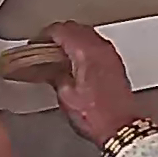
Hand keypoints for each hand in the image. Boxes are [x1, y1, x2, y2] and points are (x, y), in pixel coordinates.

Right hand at [43, 21, 143, 147]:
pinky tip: (75, 59)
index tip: (36, 42)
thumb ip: (55, 75)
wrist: (121, 128)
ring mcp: (111, 54)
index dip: (45, 34)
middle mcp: (101, 48)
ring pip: (87, 33)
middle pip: (76, 28)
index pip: (62, 30)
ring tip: (57, 52)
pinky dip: (84, 45)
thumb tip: (50, 68)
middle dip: (58, 33)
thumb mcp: (66, 96)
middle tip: (43, 45)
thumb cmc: (97, 116)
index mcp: (86, 52)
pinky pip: (97, 44)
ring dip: (72, 38)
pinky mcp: (116, 62)